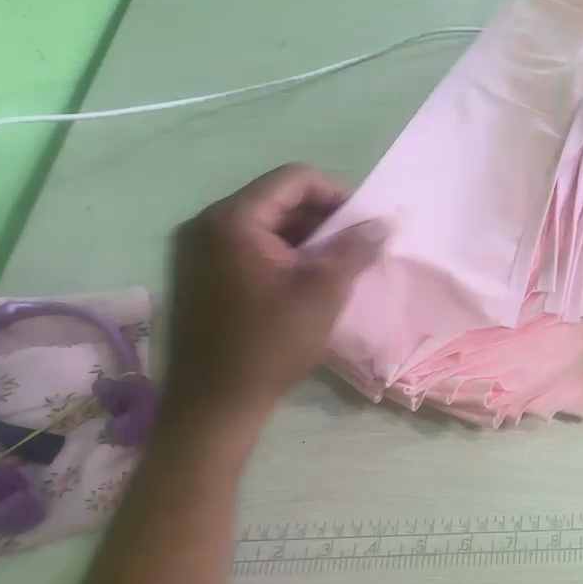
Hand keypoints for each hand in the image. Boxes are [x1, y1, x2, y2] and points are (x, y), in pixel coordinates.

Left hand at [164, 164, 383, 430]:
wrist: (214, 405)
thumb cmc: (271, 342)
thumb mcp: (325, 290)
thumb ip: (356, 247)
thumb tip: (384, 222)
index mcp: (233, 220)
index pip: (294, 179)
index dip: (336, 194)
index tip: (361, 225)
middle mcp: (207, 224)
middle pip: (278, 197)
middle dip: (322, 218)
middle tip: (352, 248)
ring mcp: (197, 250)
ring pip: (266, 222)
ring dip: (305, 237)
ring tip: (332, 268)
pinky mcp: (199, 274)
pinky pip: (249, 245)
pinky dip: (282, 253)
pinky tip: (302, 283)